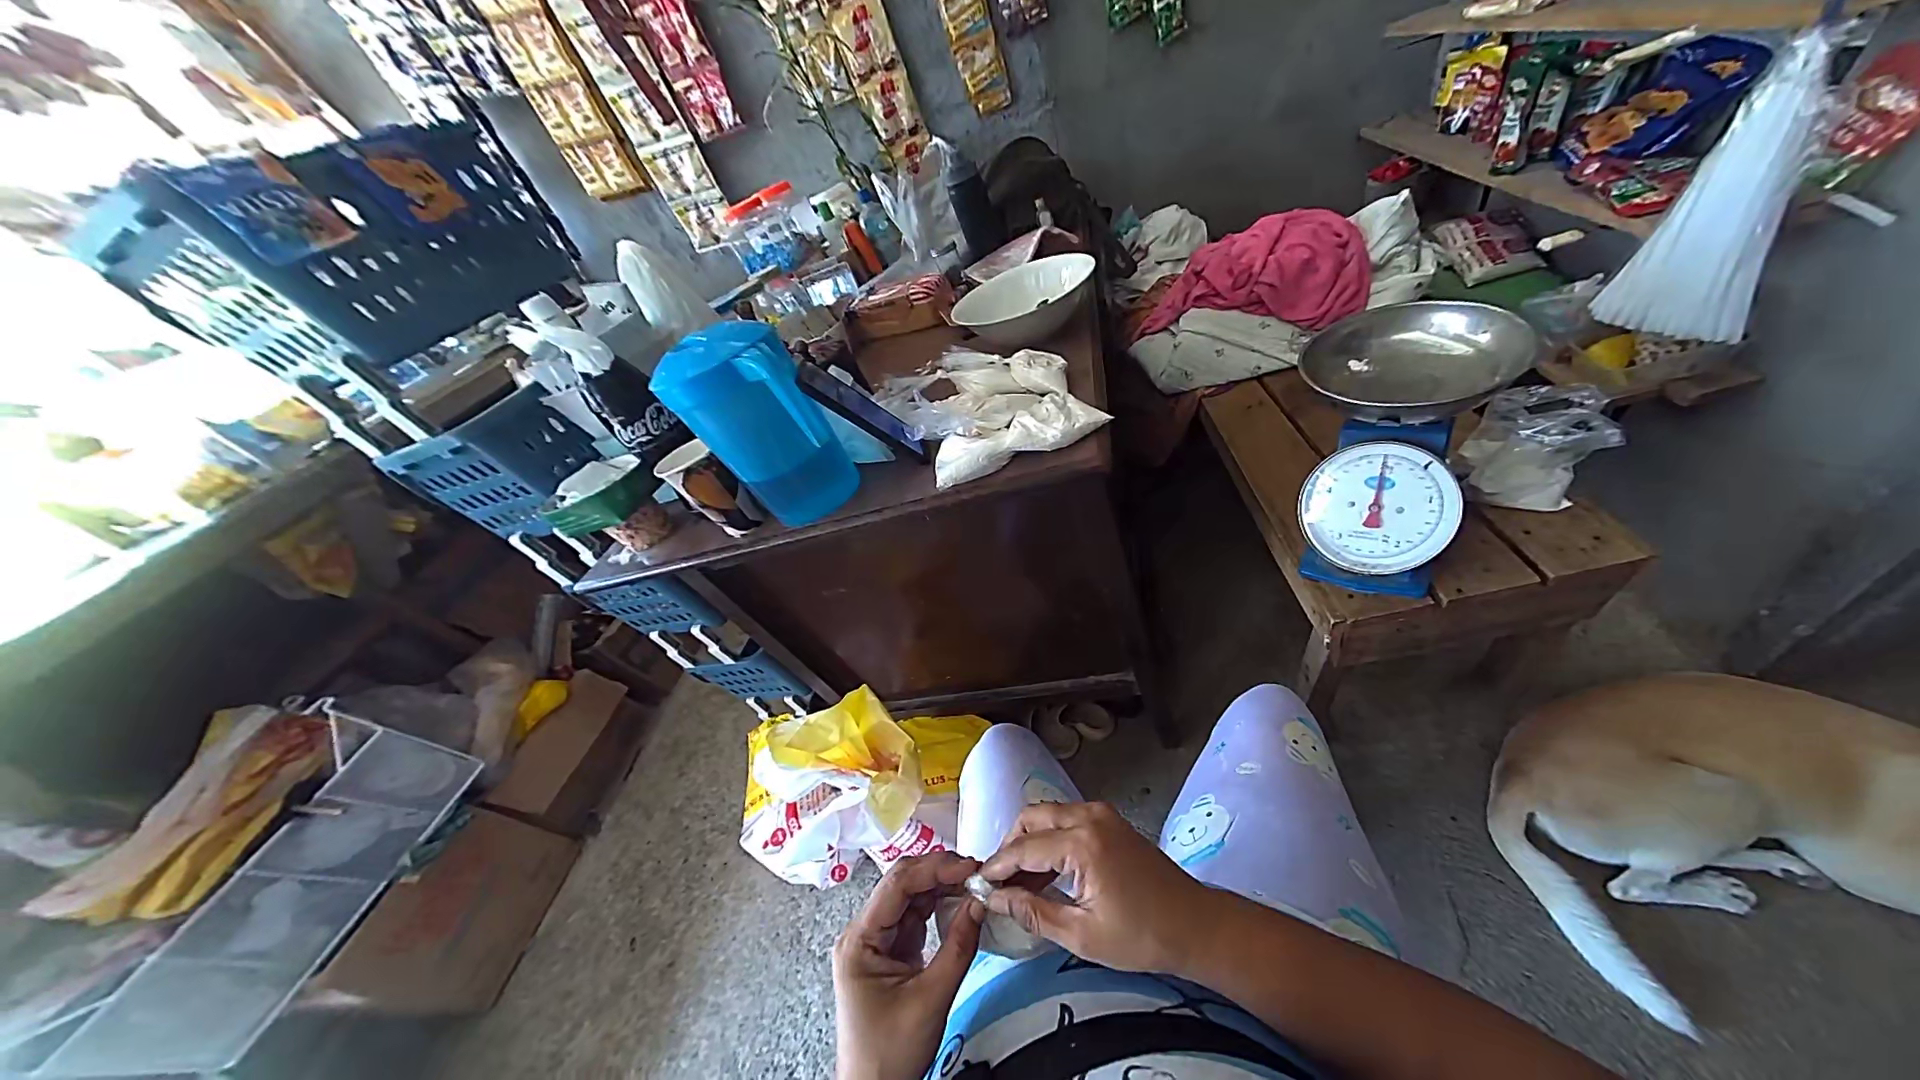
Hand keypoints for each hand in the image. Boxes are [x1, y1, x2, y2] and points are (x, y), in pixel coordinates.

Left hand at [833, 852, 984, 1079]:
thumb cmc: (889, 1053)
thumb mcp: (931, 999)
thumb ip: (958, 948)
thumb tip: (979, 904)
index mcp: (859, 939)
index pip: (897, 885)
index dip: (934, 869)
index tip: (968, 866)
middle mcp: (863, 932)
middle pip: (902, 884)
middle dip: (939, 872)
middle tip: (975, 871)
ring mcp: (877, 940)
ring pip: (911, 896)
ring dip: (941, 886)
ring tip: (972, 881)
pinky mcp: (891, 949)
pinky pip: (916, 915)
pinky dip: (939, 905)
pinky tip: (959, 901)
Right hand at [980, 801, 1221, 974]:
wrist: (1196, 925)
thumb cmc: (1141, 936)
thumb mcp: (1081, 935)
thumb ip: (1033, 912)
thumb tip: (994, 899)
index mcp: (1081, 844)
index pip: (1023, 848)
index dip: (997, 866)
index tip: (977, 884)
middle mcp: (1089, 816)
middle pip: (1031, 818)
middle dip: (1010, 845)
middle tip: (999, 880)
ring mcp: (1102, 814)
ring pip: (1048, 814)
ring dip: (1029, 841)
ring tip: (1019, 881)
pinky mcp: (1110, 820)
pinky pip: (1067, 819)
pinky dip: (1050, 838)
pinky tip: (1045, 872)